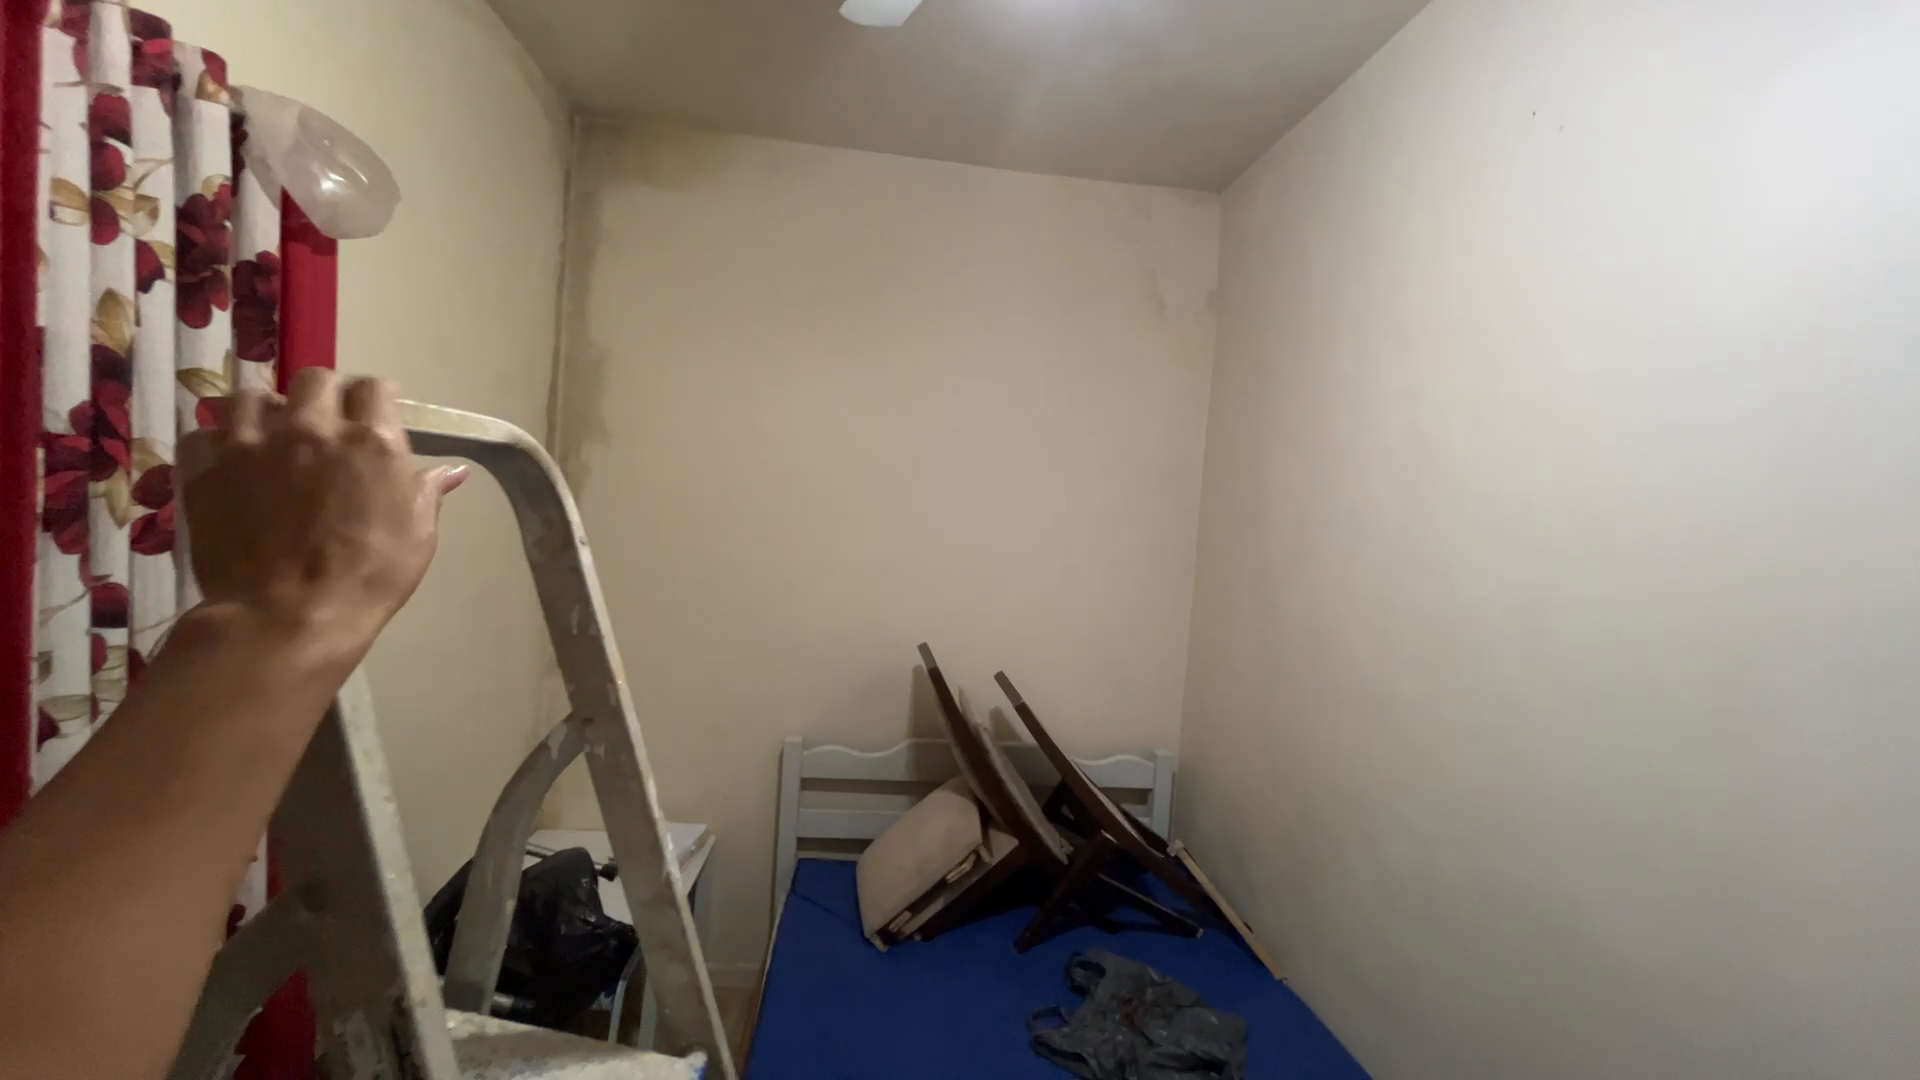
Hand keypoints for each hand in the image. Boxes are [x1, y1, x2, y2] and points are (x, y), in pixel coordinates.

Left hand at [178, 370, 466, 661]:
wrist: (291, 612)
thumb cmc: (372, 573)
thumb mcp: (419, 532)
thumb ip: (427, 490)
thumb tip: (452, 470)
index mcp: (372, 441)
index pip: (376, 388)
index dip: (381, 396)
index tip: (381, 412)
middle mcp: (311, 428)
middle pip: (315, 378)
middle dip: (328, 393)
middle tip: (332, 419)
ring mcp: (252, 444)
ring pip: (251, 394)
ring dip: (269, 407)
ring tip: (276, 432)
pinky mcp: (205, 467)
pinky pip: (207, 431)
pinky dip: (222, 438)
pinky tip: (236, 459)